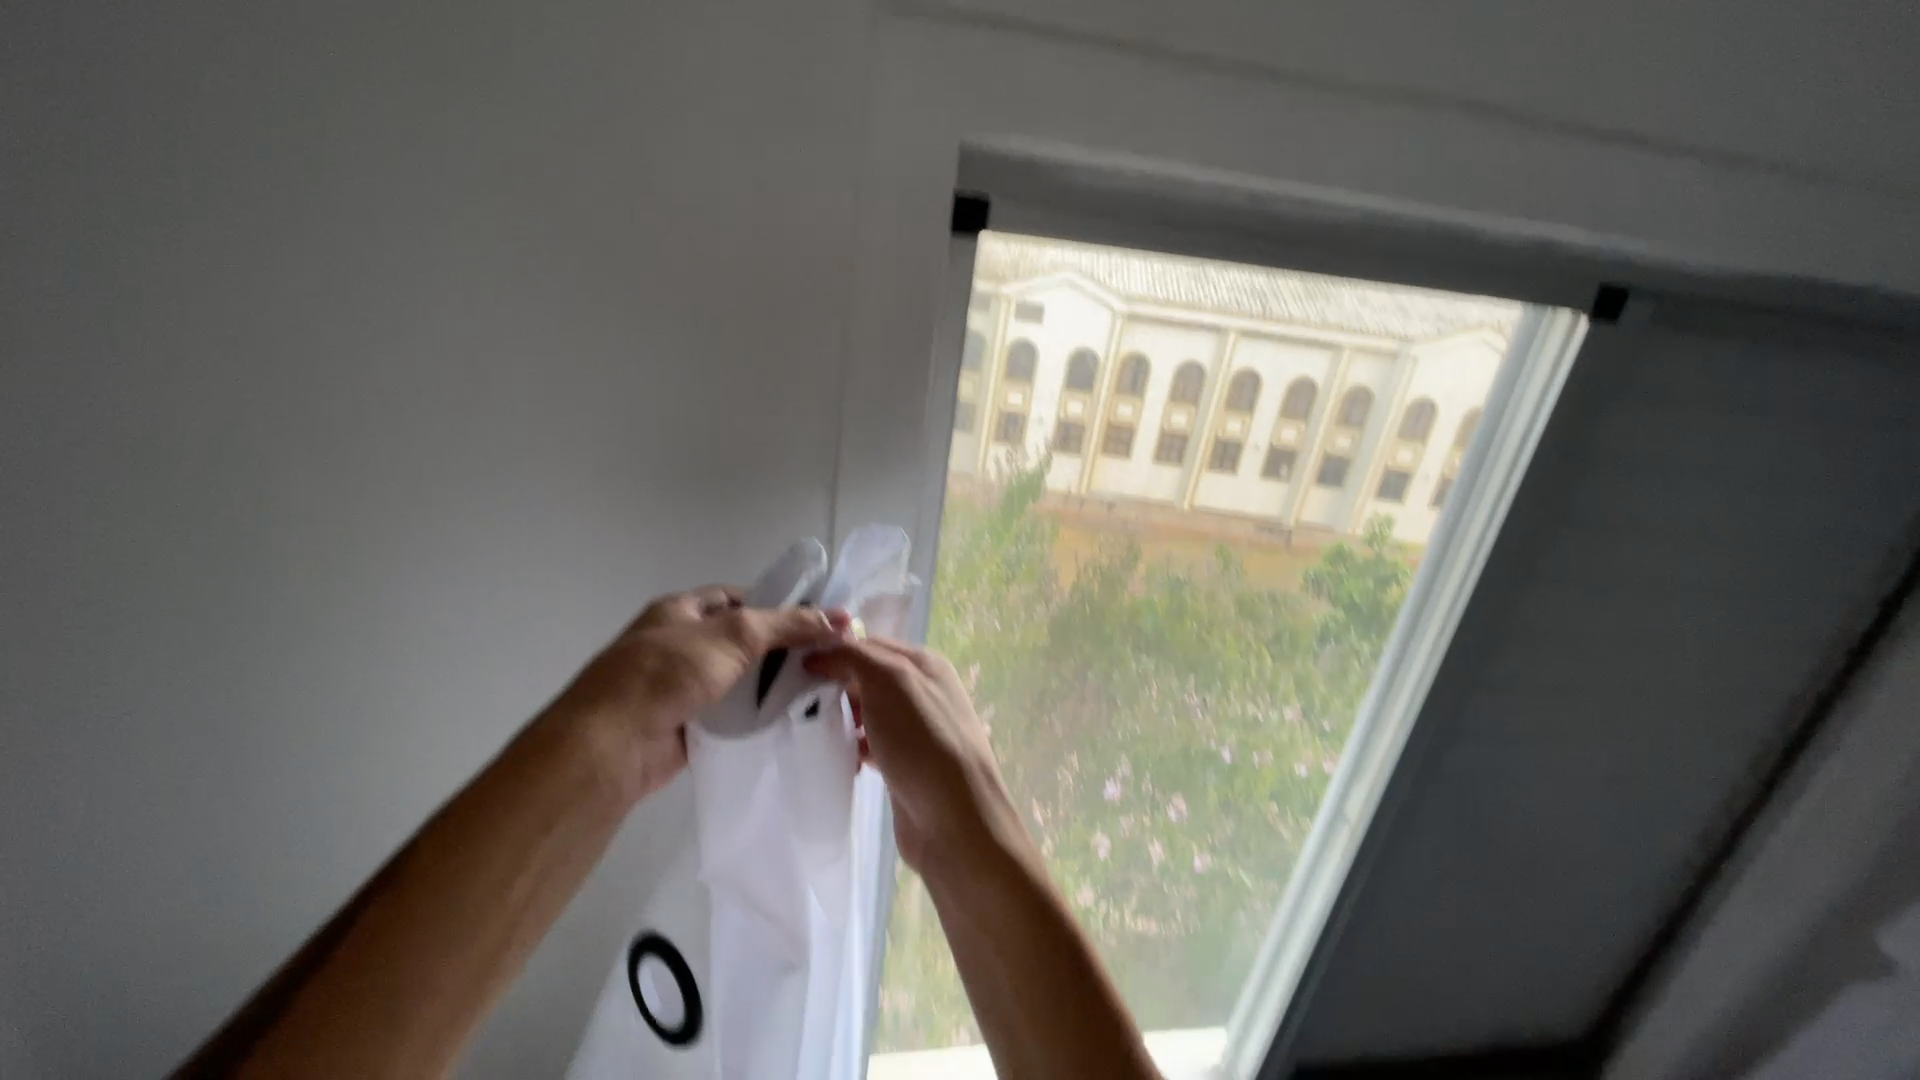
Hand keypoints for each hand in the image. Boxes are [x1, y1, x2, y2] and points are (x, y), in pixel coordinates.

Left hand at [554, 586, 847, 798]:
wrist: (613, 744)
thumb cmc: (668, 673)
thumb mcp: (735, 635)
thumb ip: (787, 625)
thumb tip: (840, 617)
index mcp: (680, 611)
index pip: (735, 598)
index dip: (774, 605)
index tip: (814, 621)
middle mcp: (679, 645)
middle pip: (740, 642)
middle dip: (778, 651)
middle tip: (826, 658)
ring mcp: (680, 688)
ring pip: (737, 682)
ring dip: (768, 687)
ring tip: (818, 690)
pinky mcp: (685, 726)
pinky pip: (729, 718)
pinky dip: (753, 719)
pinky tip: (788, 722)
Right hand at [804, 638, 1025, 875]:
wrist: (953, 817)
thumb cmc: (922, 739)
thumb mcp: (889, 680)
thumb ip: (856, 657)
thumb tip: (822, 654)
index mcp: (924, 664)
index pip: (871, 644)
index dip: (835, 651)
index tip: (797, 664)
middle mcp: (923, 692)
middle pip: (868, 677)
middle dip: (836, 684)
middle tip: (797, 697)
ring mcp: (915, 730)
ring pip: (868, 713)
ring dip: (842, 718)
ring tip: (811, 727)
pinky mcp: (905, 765)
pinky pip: (870, 745)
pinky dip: (852, 748)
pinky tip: (835, 757)